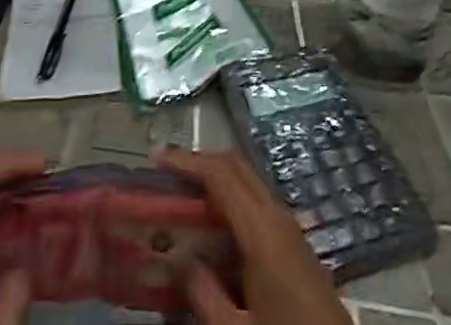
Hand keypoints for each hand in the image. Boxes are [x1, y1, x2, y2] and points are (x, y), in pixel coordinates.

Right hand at [155, 148, 350, 324]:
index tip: (156, 158)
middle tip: (165, 171)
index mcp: (262, 230)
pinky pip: (257, 205)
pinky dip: (230, 201)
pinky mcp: (294, 244)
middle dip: (199, 162)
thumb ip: (202, 292)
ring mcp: (290, 228)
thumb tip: (177, 260)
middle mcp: (277, 217)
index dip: (186, 161)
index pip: (220, 175)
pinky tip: (211, 228)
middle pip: (236, 167)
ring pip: (247, 183)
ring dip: (215, 181)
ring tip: (182, 196)